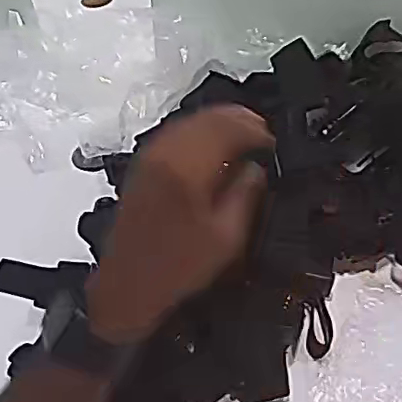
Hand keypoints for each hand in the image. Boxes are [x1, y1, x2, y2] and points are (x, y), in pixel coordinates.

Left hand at [86, 105, 272, 343]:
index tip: (273, 142)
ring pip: (190, 121)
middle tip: (262, 136)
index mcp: (186, 168)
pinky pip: (175, 136)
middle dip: (240, 121)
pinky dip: (199, 135)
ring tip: (243, 141)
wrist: (128, 284)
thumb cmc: (175, 268)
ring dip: (219, 125)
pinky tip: (213, 152)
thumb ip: (246, 194)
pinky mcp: (142, 167)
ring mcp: (149, 158)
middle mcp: (164, 154)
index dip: (256, 130)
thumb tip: (257, 169)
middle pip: (207, 117)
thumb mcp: (227, 237)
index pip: (227, 127)